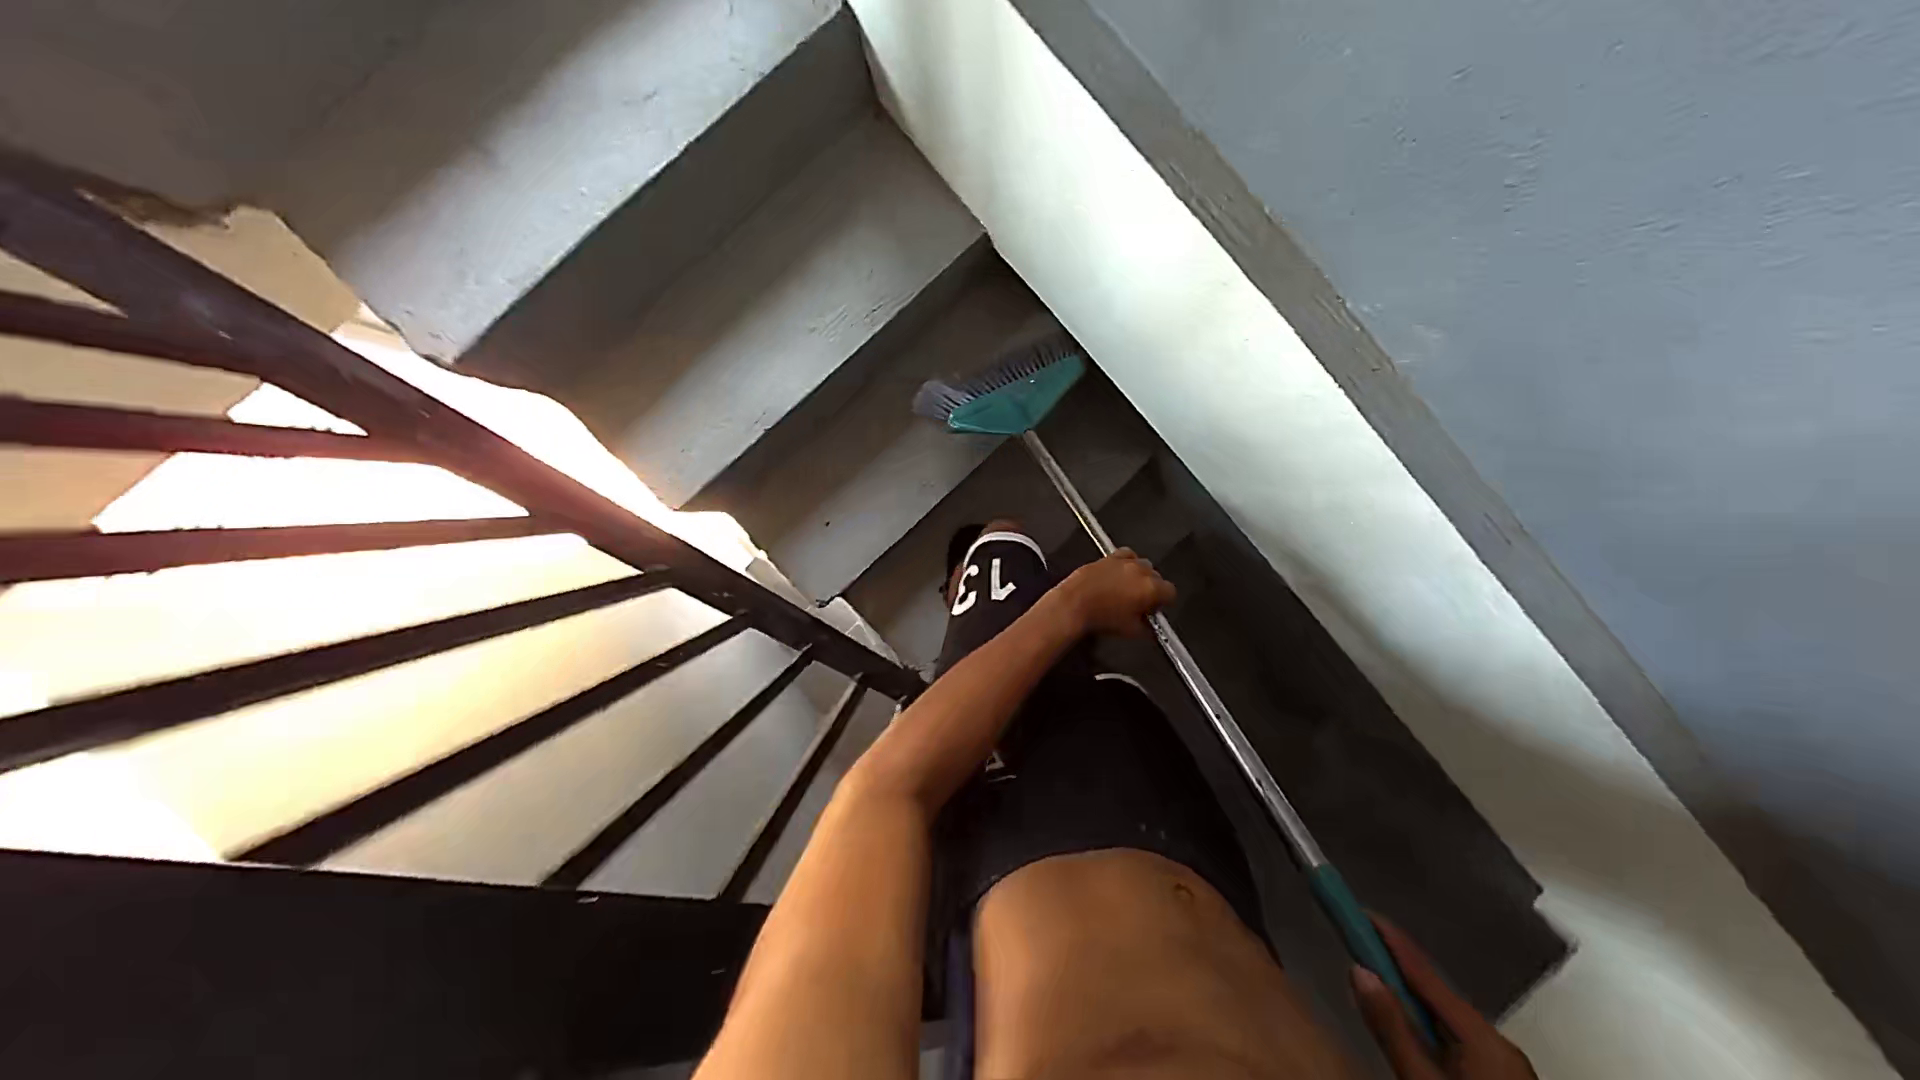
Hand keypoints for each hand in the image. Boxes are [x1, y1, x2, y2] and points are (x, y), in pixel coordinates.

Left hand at [1055, 548, 1175, 637]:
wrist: (1074, 604)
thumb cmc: (1102, 619)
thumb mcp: (1131, 631)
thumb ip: (1148, 628)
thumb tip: (1151, 627)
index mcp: (1152, 588)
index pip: (1171, 592)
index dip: (1164, 602)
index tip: (1155, 609)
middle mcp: (1141, 571)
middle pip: (1157, 577)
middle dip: (1153, 588)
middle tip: (1141, 602)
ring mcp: (1125, 561)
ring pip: (1143, 564)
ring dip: (1140, 575)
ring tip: (1128, 588)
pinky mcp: (1108, 557)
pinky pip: (1126, 555)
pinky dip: (1126, 562)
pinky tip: (1119, 573)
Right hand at [1352, 916, 1538, 1079]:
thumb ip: (1391, 1029)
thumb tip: (1358, 969)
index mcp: (1484, 1038)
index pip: (1426, 973)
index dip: (1391, 940)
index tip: (1359, 911)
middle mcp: (1499, 1044)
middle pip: (1438, 994)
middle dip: (1397, 968)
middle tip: (1356, 944)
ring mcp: (1505, 1067)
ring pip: (1446, 1019)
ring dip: (1409, 999)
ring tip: (1373, 982)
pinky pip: (1455, 1040)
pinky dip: (1425, 1026)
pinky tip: (1406, 1030)